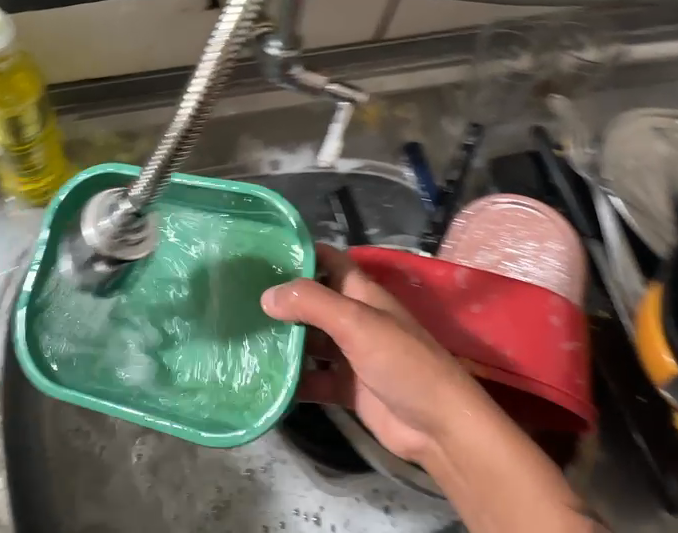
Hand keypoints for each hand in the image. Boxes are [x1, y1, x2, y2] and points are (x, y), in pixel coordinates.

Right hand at [261, 243, 499, 465]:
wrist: (439, 427)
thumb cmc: (402, 361)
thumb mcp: (357, 322)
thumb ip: (312, 303)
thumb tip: (266, 295)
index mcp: (362, 293)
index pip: (328, 260)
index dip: (300, 252)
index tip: (262, 251)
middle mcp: (355, 318)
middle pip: (313, 301)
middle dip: (282, 298)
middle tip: (239, 297)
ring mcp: (352, 354)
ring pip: (310, 340)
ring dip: (284, 339)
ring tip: (243, 335)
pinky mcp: (348, 388)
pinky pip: (314, 378)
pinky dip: (293, 379)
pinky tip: (265, 378)